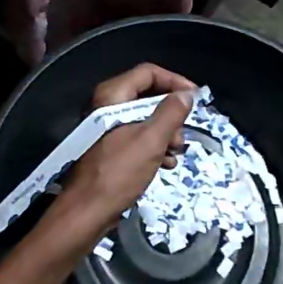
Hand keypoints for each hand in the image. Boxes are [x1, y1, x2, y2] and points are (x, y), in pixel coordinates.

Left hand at [40, 65, 197, 250]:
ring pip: (144, 119)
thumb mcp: (151, 140)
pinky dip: (153, 147)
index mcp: (112, 96)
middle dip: (171, 114)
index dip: (175, 81)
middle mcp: (106, 106)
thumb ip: (171, 113)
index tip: (195, 99)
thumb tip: (186, 94)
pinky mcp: (108, 148)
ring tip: (175, 153)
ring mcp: (105, 128)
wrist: (87, 211)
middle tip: (182, 135)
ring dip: (165, 133)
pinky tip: (164, 165)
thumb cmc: (118, 172)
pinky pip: (136, 138)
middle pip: (147, 96)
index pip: (148, 72)